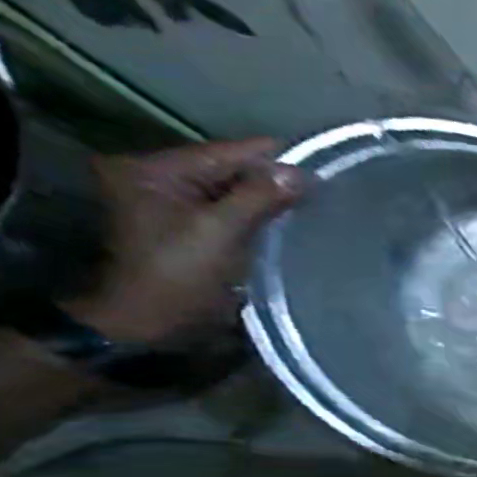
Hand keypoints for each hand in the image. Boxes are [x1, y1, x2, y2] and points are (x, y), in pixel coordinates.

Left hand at [63, 139, 305, 347]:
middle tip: (325, 187)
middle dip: (271, 179)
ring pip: (230, 191)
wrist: (150, 324)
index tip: (320, 161)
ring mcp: (169, 203)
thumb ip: (258, 198)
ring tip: (315, 203)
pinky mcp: (185, 226)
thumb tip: (299, 173)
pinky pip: (229, 211)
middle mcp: (155, 177)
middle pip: (227, 170)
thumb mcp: (220, 233)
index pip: (222, 153)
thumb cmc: (179, 276)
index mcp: (152, 170)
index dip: (270, 158)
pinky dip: (258, 215)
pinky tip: (289, 222)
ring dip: (268, 198)